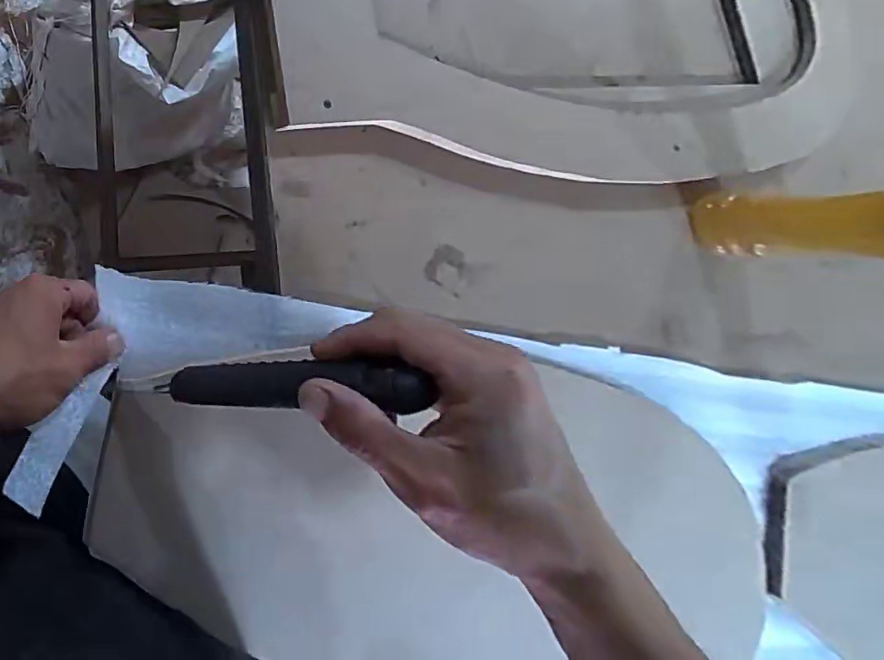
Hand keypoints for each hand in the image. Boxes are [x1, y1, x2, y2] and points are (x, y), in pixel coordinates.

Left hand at [0, 274, 121, 431]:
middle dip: (74, 339)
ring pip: (41, 324)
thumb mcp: (66, 369)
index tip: (96, 355)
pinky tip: (21, 381)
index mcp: (44, 289)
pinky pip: (18, 334)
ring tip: (48, 381)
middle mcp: (20, 290)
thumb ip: (97, 350)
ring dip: (52, 349)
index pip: (87, 295)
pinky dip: (28, 353)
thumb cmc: (15, 378)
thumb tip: (117, 336)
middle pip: (63, 308)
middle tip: (75, 373)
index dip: (98, 324)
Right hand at [300, 310, 609, 585]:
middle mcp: (496, 355)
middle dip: (365, 345)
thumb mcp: (424, 482)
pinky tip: (393, 395)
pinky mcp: (502, 380)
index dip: (352, 338)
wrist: (572, 556)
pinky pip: (441, 356)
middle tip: (329, 377)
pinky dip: (407, 366)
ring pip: (426, 339)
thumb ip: (364, 430)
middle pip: (413, 327)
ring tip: (353, 387)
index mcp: (484, 371)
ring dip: (385, 355)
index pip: (402, 330)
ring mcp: (503, 366)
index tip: (314, 361)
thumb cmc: (501, 519)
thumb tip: (311, 390)